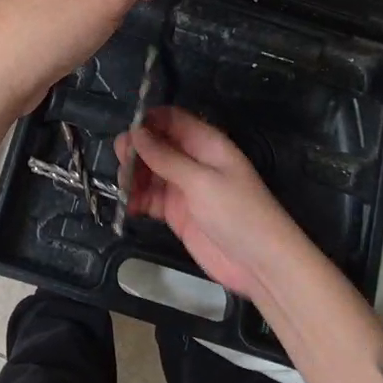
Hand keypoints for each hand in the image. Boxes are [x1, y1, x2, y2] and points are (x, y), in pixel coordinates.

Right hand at [115, 108, 311, 301]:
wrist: (260, 263)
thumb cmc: (238, 213)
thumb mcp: (201, 181)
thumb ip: (165, 157)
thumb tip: (135, 132)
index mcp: (205, 143)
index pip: (171, 120)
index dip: (148, 121)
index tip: (127, 132)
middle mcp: (192, 161)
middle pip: (156, 145)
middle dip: (136, 151)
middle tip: (121, 163)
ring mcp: (184, 188)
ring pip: (149, 172)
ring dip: (133, 177)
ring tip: (124, 190)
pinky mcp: (177, 213)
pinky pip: (150, 199)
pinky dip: (137, 201)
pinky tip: (128, 208)